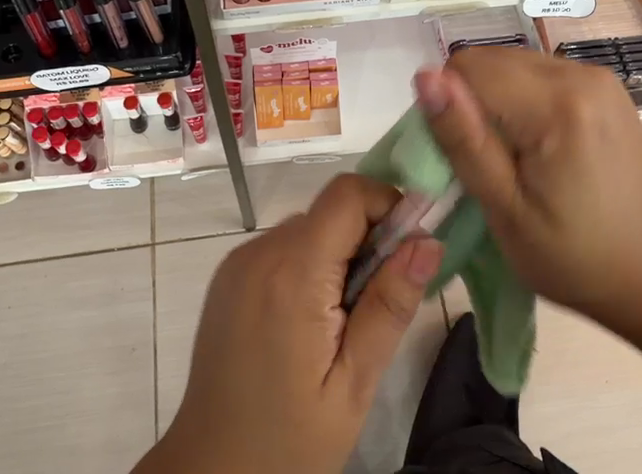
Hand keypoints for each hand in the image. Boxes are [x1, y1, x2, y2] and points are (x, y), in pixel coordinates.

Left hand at [141, 174, 444, 473]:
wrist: (211, 469)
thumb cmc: (290, 439)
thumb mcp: (354, 383)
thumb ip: (390, 305)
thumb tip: (429, 240)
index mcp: (292, 273)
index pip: (348, 194)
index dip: (388, 205)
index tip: (412, 249)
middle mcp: (259, 252)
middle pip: (330, 211)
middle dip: (369, 241)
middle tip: (381, 305)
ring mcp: (238, 261)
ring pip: (309, 228)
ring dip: (339, 256)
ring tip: (344, 324)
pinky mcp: (228, 275)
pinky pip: (284, 247)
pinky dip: (309, 266)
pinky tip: (312, 323)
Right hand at [416, 48, 641, 360]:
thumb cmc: (573, 256)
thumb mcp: (504, 209)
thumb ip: (463, 139)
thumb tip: (424, 77)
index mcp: (556, 104)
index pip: (466, 69)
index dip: (450, 109)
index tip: (464, 159)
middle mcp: (579, 73)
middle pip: (489, 61)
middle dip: (473, 104)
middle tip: (488, 164)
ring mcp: (596, 76)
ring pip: (510, 65)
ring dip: (497, 103)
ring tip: (514, 159)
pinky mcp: (603, 85)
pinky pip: (537, 74)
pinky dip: (523, 102)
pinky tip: (538, 147)